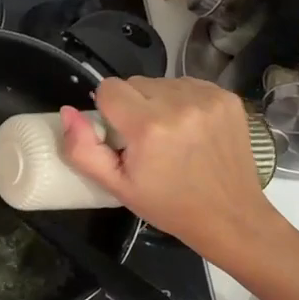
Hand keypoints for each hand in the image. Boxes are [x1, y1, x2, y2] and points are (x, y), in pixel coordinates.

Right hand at [60, 76, 278, 255]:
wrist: (230, 216)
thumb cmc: (168, 205)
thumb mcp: (115, 186)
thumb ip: (82, 149)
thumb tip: (68, 111)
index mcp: (148, 126)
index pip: (109, 88)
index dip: (108, 111)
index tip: (121, 137)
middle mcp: (180, 103)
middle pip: (135, 83)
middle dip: (133, 106)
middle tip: (145, 140)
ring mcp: (208, 98)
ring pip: (162, 83)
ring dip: (158, 103)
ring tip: (170, 135)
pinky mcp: (227, 98)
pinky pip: (188, 85)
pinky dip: (183, 102)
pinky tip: (190, 130)